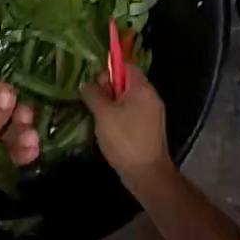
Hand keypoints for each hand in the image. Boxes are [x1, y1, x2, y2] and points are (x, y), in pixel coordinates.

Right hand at [81, 67, 170, 186]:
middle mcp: (151, 96)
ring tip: (98, 117)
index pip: (126, 65)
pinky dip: (120, 116)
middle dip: (108, 90)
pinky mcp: (150, 127)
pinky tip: (109, 130)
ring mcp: (153, 112)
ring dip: (112, 105)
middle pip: (127, 82)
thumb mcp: (103, 114)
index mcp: (142, 88)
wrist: (147, 173)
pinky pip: (133, 113)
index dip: (109, 70)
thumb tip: (87, 83)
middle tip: (94, 103)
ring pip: (128, 99)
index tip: (95, 84)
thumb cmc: (125, 139)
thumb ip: (93, 95)